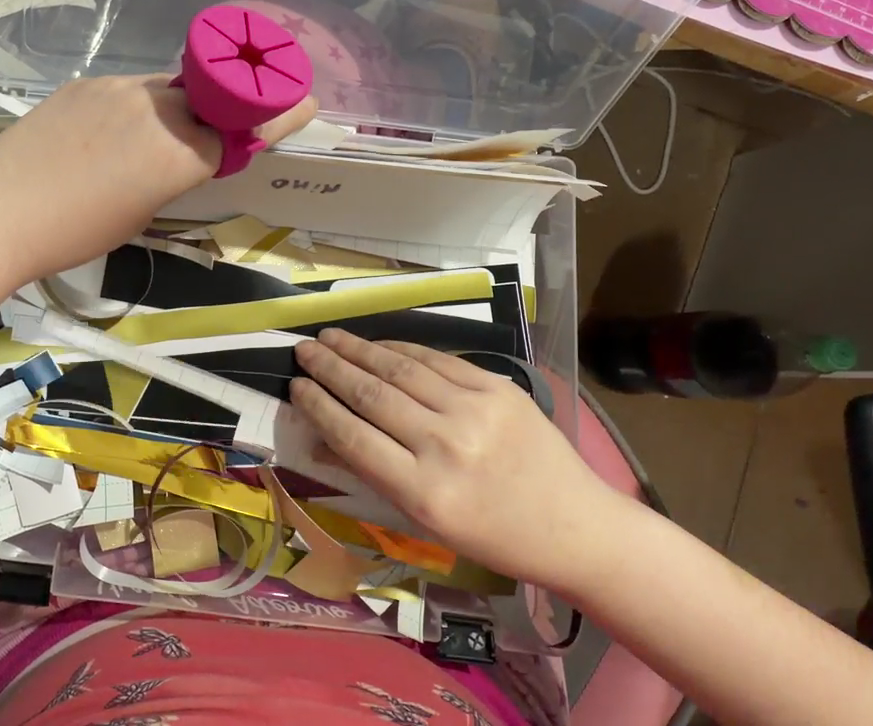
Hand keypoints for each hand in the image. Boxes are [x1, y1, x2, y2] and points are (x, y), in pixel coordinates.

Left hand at [0, 75, 314, 315]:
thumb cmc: (72, 234)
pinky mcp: (83, 83)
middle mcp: (156, 110)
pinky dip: (134, 108)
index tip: (304, 98)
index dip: (275, 115)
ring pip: (166, 89)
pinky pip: (127, 89)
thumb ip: (172, 175)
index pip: (240, 128)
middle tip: (206, 135)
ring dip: (172, 109)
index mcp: (178, 154)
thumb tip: (183, 153)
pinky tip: (107, 134)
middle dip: (214, 114)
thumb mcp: (139, 215)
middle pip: (206, 99)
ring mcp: (116, 90)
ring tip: (145, 141)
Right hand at [290, 329, 632, 593]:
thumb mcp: (426, 521)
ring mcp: (475, 411)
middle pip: (371, 395)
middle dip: (330, 368)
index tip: (295, 386)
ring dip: (358, 349)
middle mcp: (446, 446)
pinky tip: (377, 344)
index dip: (319, 406)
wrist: (577, 526)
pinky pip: (437, 360)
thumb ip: (373, 473)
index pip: (353, 436)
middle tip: (302, 351)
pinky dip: (401, 348)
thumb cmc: (493, 535)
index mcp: (424, 492)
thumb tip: (321, 436)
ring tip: (329, 338)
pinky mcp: (499, 388)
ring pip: (400, 369)